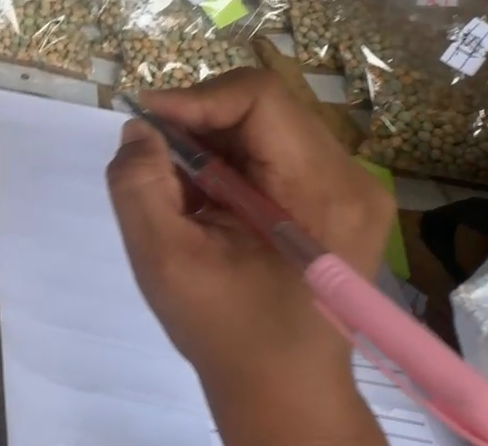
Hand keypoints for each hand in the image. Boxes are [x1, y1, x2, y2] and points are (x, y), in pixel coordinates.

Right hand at [107, 70, 394, 402]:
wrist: (284, 390)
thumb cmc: (226, 328)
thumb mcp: (163, 256)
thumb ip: (139, 182)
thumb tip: (141, 128)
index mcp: (321, 191)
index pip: (259, 97)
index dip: (195, 98)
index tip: (148, 125)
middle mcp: (349, 178)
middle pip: (260, 105)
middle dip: (197, 123)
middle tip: (158, 162)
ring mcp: (347, 187)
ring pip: (260, 121)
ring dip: (208, 141)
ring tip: (182, 189)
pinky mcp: (334, 196)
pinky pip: (269, 146)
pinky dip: (225, 158)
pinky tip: (207, 199)